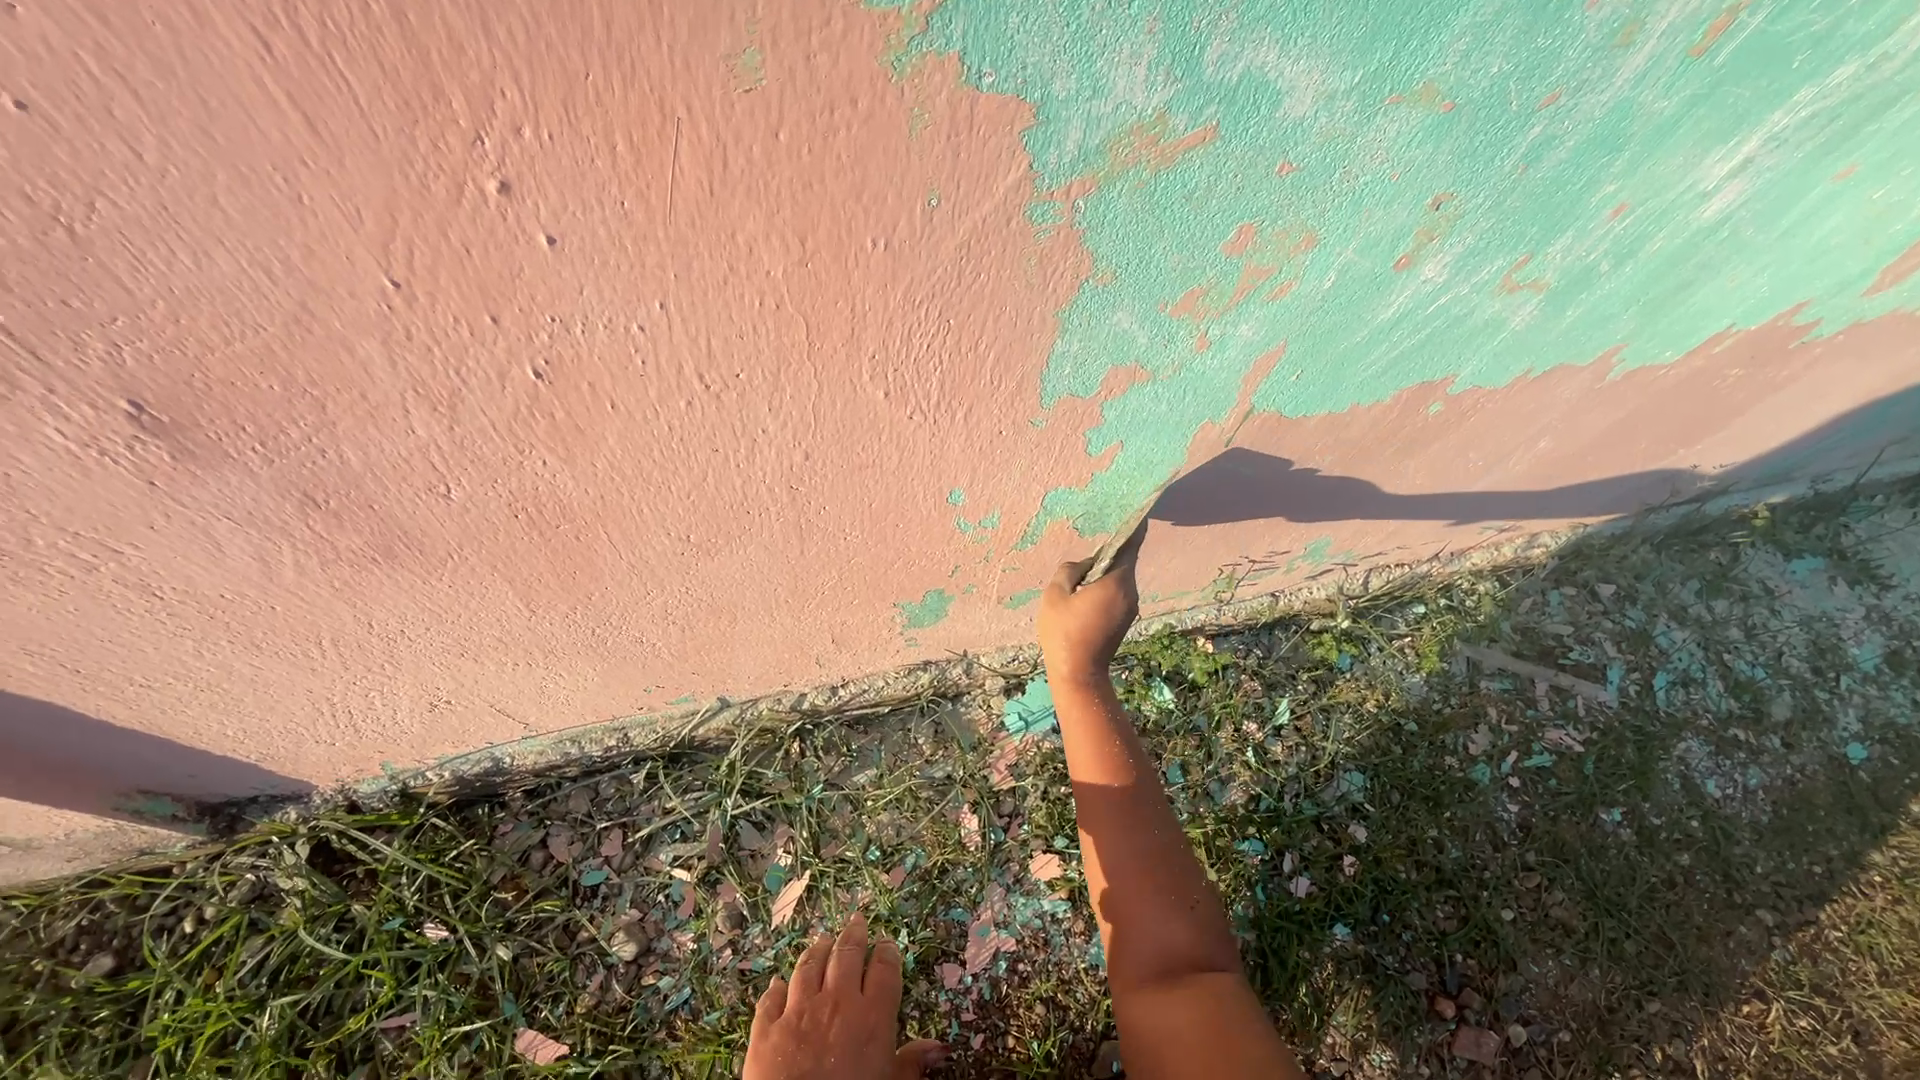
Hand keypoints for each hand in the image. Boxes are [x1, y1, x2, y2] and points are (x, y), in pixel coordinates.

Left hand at [744, 914, 945, 1079]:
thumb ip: (912, 1063)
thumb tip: (938, 1047)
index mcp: (871, 1015)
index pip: (884, 969)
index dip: (887, 951)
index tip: (887, 941)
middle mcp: (837, 1002)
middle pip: (846, 956)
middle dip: (853, 936)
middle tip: (856, 921)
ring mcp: (798, 1011)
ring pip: (808, 967)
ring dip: (817, 950)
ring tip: (823, 939)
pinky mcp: (767, 1028)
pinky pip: (772, 998)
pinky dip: (777, 986)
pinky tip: (779, 980)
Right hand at [1037, 523, 1143, 684]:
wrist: (1078, 674)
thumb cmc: (1064, 633)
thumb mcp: (1055, 595)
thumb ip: (1068, 571)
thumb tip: (1082, 565)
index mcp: (1117, 582)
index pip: (1131, 546)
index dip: (1135, 527)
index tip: (1138, 511)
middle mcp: (1130, 592)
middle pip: (1125, 562)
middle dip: (1110, 551)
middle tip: (1092, 542)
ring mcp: (1130, 608)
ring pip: (1120, 579)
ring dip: (1106, 571)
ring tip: (1082, 573)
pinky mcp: (1125, 619)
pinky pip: (1118, 593)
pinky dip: (1106, 586)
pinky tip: (1086, 592)